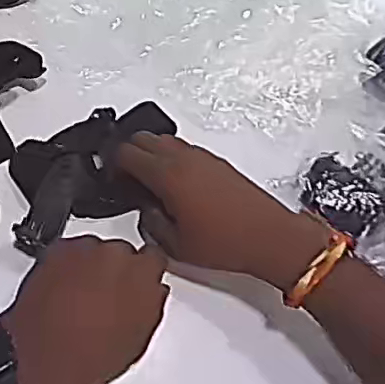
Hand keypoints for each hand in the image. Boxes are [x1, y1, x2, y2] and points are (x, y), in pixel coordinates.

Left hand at [0, 236, 168, 383]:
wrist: (43, 352)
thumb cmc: (88, 355)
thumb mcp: (136, 339)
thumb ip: (150, 306)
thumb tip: (152, 292)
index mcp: (142, 276)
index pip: (155, 257)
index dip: (146, 271)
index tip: (141, 279)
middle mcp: (114, 255)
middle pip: (123, 252)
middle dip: (117, 269)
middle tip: (107, 294)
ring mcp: (84, 249)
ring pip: (95, 249)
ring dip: (92, 265)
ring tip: (81, 295)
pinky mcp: (57, 248)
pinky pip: (70, 251)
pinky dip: (68, 264)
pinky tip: (64, 288)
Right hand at [114, 132, 332, 293]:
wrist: (273, 240)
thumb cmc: (229, 243)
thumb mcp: (176, 245)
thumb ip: (150, 222)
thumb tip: (145, 210)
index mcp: (167, 175)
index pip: (125, 153)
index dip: (112, 164)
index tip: (111, 176)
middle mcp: (183, 158)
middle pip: (141, 138)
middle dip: (127, 153)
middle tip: (125, 175)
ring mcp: (202, 157)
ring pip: (163, 139)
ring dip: (149, 152)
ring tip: (148, 178)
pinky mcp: (216, 162)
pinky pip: (183, 148)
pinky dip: (170, 156)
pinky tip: (174, 182)